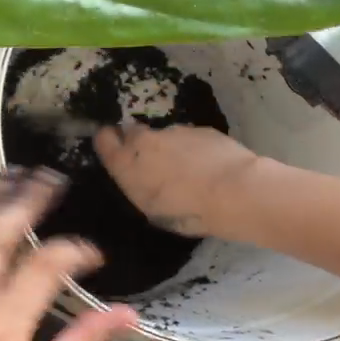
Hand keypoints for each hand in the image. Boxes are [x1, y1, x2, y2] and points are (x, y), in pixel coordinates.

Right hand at [93, 122, 259, 237]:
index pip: (103, 139)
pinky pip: (189, 138)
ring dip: (169, 148)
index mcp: (125, 162)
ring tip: (187, 170)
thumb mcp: (150, 208)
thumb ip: (137, 185)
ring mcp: (174, 132)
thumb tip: (139, 175)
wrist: (236, 192)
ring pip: (163, 136)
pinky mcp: (202, 129)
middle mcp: (144, 141)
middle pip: (132, 132)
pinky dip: (193, 148)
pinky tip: (208, 166)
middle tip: (151, 164)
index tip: (114, 150)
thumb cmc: (187, 211)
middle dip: (137, 144)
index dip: (108, 142)